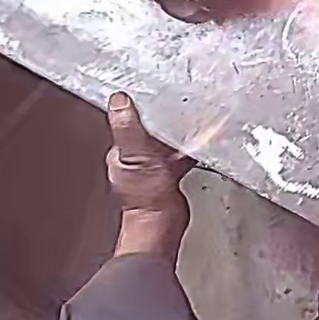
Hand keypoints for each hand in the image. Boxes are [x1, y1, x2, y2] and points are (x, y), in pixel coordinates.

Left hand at [106, 92, 195, 258]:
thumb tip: (118, 101)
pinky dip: (191, 147)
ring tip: (191, 120)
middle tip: (176, 104)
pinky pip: (182, 154)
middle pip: (150, 129)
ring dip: (179, 132)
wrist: (163, 226)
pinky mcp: (171, 174)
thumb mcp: (136, 156)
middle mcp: (136, 158)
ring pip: (167, 140)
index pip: (128, 121)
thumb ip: (128, 129)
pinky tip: (200, 142)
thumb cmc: (145, 198)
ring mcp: (154, 166)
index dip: (140, 107)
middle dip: (164, 118)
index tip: (151, 94)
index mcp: (121, 152)